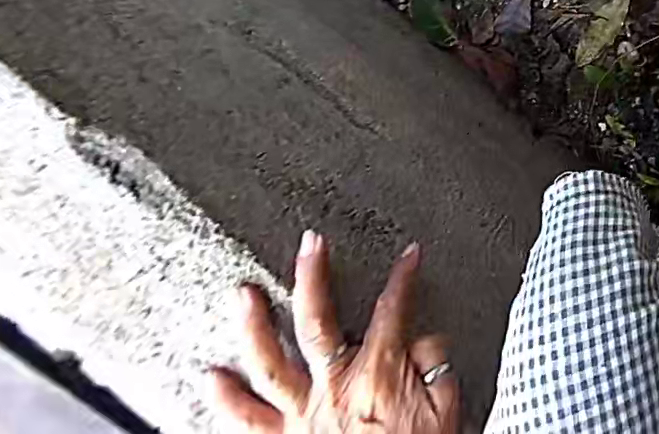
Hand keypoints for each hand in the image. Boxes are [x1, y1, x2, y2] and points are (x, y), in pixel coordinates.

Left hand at [208, 234, 459, 433]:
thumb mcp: (447, 404)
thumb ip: (434, 360)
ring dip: (254, 328)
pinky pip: (246, 425)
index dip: (404, 276)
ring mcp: (300, 421)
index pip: (392, 308)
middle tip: (309, 244)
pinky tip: (211, 376)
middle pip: (317, 323)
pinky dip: (226, 401)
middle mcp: (332, 391)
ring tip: (242, 294)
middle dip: (313, 278)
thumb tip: (418, 334)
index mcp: (377, 374)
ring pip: (269, 368)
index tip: (410, 254)